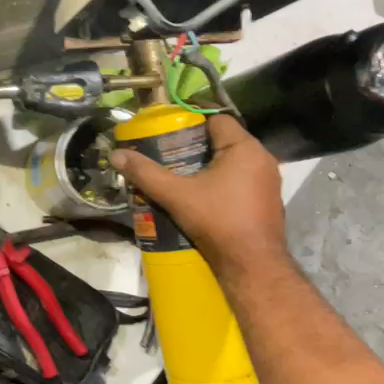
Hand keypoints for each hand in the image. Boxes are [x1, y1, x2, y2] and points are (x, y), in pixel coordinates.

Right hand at [109, 114, 290, 274]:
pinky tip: (198, 194)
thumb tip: (116, 155)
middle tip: (165, 151)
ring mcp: (267, 181)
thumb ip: (146, 173)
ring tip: (177, 173)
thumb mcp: (176, 195)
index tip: (168, 126)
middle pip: (223, 140)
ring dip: (206, 164)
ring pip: (231, 162)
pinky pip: (239, 179)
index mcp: (244, 148)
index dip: (192, 119)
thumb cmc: (218, 221)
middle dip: (194, 144)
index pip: (218, 119)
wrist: (252, 264)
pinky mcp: (265, 200)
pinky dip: (219, 180)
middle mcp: (261, 159)